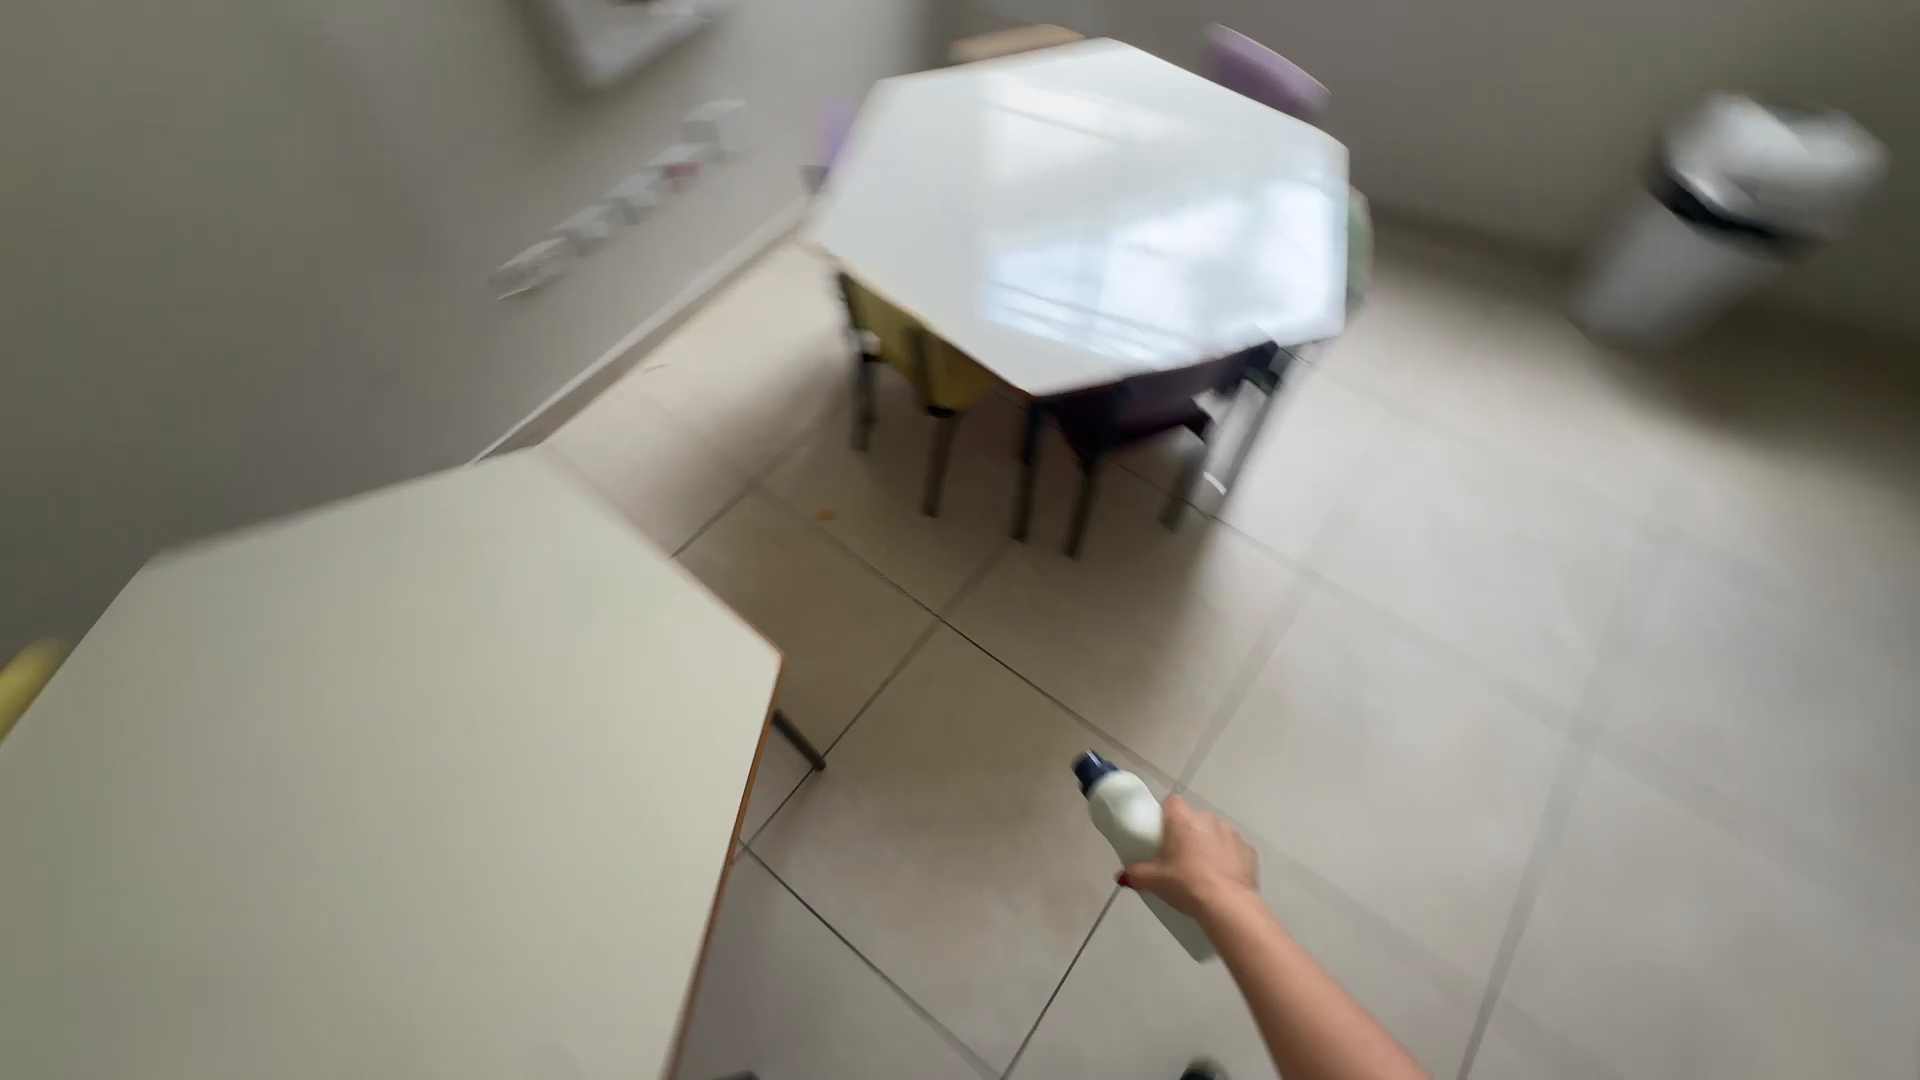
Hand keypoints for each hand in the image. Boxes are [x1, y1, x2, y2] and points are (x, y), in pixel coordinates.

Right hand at [1120, 795, 1258, 918]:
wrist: (1228, 905)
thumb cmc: (1186, 884)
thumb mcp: (1154, 881)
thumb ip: (1135, 873)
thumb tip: (1122, 876)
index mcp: (1183, 819)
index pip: (1172, 802)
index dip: (1166, 814)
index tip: (1163, 832)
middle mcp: (1208, 819)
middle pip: (1194, 819)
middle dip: (1189, 832)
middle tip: (1181, 856)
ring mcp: (1232, 834)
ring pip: (1216, 833)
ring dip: (1210, 844)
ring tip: (1205, 870)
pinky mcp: (1249, 851)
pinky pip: (1235, 850)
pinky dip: (1230, 859)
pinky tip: (1225, 878)